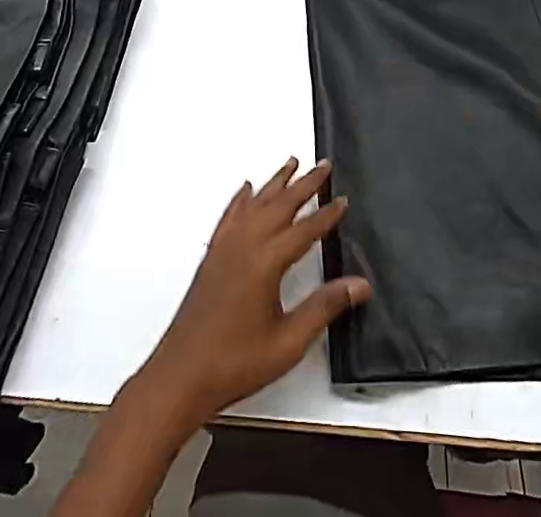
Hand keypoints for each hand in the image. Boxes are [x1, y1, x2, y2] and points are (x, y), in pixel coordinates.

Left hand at [136, 158, 369, 422]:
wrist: (181, 376)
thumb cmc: (234, 363)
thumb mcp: (289, 341)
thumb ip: (324, 307)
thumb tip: (359, 284)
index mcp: (265, 263)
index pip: (304, 230)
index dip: (326, 215)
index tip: (342, 200)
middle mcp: (243, 246)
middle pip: (279, 205)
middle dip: (304, 183)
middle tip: (323, 165)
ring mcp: (224, 249)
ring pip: (254, 204)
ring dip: (274, 182)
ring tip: (290, 163)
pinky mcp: (212, 258)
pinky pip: (229, 216)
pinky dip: (240, 199)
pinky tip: (245, 189)